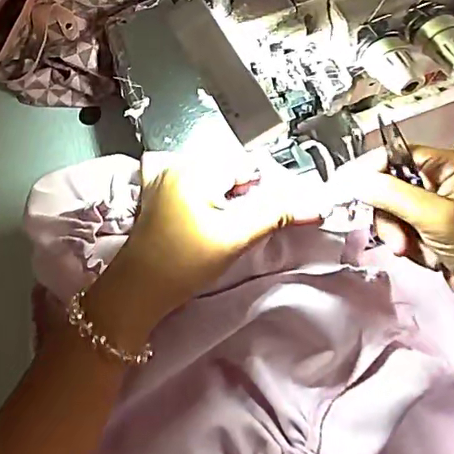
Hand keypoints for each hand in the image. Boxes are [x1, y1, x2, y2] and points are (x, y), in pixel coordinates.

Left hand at [86, 152, 315, 350]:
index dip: (267, 186)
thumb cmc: (183, 263)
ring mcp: (165, 176)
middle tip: (246, 222)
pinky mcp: (159, 192)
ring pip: (215, 176)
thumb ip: (276, 214)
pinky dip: (210, 196)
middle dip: (247, 191)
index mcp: (196, 166)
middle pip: (231, 167)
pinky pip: (196, 184)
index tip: (273, 210)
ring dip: (229, 195)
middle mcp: (178, 163)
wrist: (137, 290)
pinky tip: (210, 218)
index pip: (249, 163)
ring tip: (226, 225)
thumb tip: (316, 204)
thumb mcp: (236, 237)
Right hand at [332, 145, 453, 313]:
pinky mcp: (436, 236)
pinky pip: (405, 234)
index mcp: (451, 165)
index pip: (397, 155)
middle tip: (398, 236)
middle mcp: (444, 183)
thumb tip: (355, 178)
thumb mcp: (439, 217)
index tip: (347, 186)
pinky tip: (430, 260)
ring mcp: (440, 211)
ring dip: (399, 234)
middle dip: (390, 213)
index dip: (371, 170)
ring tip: (415, 251)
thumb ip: (393, 195)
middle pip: (391, 186)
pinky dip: (410, 248)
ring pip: (394, 213)